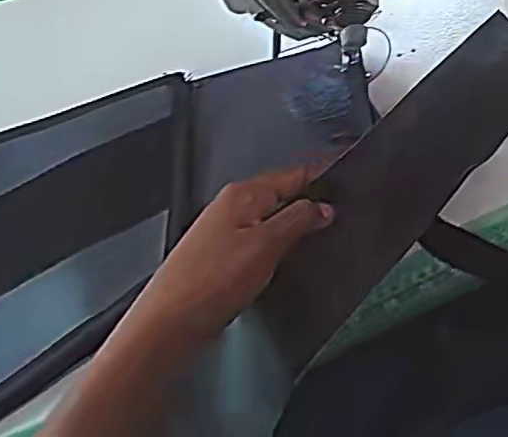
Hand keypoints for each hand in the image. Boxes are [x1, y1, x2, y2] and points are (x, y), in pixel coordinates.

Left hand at [122, 166, 332, 349]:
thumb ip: (300, 218)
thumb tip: (323, 207)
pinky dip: (272, 251)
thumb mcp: (267, 244)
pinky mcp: (215, 261)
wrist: (163, 333)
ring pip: (268, 222)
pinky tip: (279, 267)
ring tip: (310, 245)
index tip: (344, 187)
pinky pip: (255, 244)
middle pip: (281, 197)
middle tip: (332, 222)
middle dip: (307, 208)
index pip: (294, 174)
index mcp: (242, 193)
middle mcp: (229, 207)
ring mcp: (220, 234)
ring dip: (289, 233)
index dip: (321, 180)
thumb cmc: (211, 283)